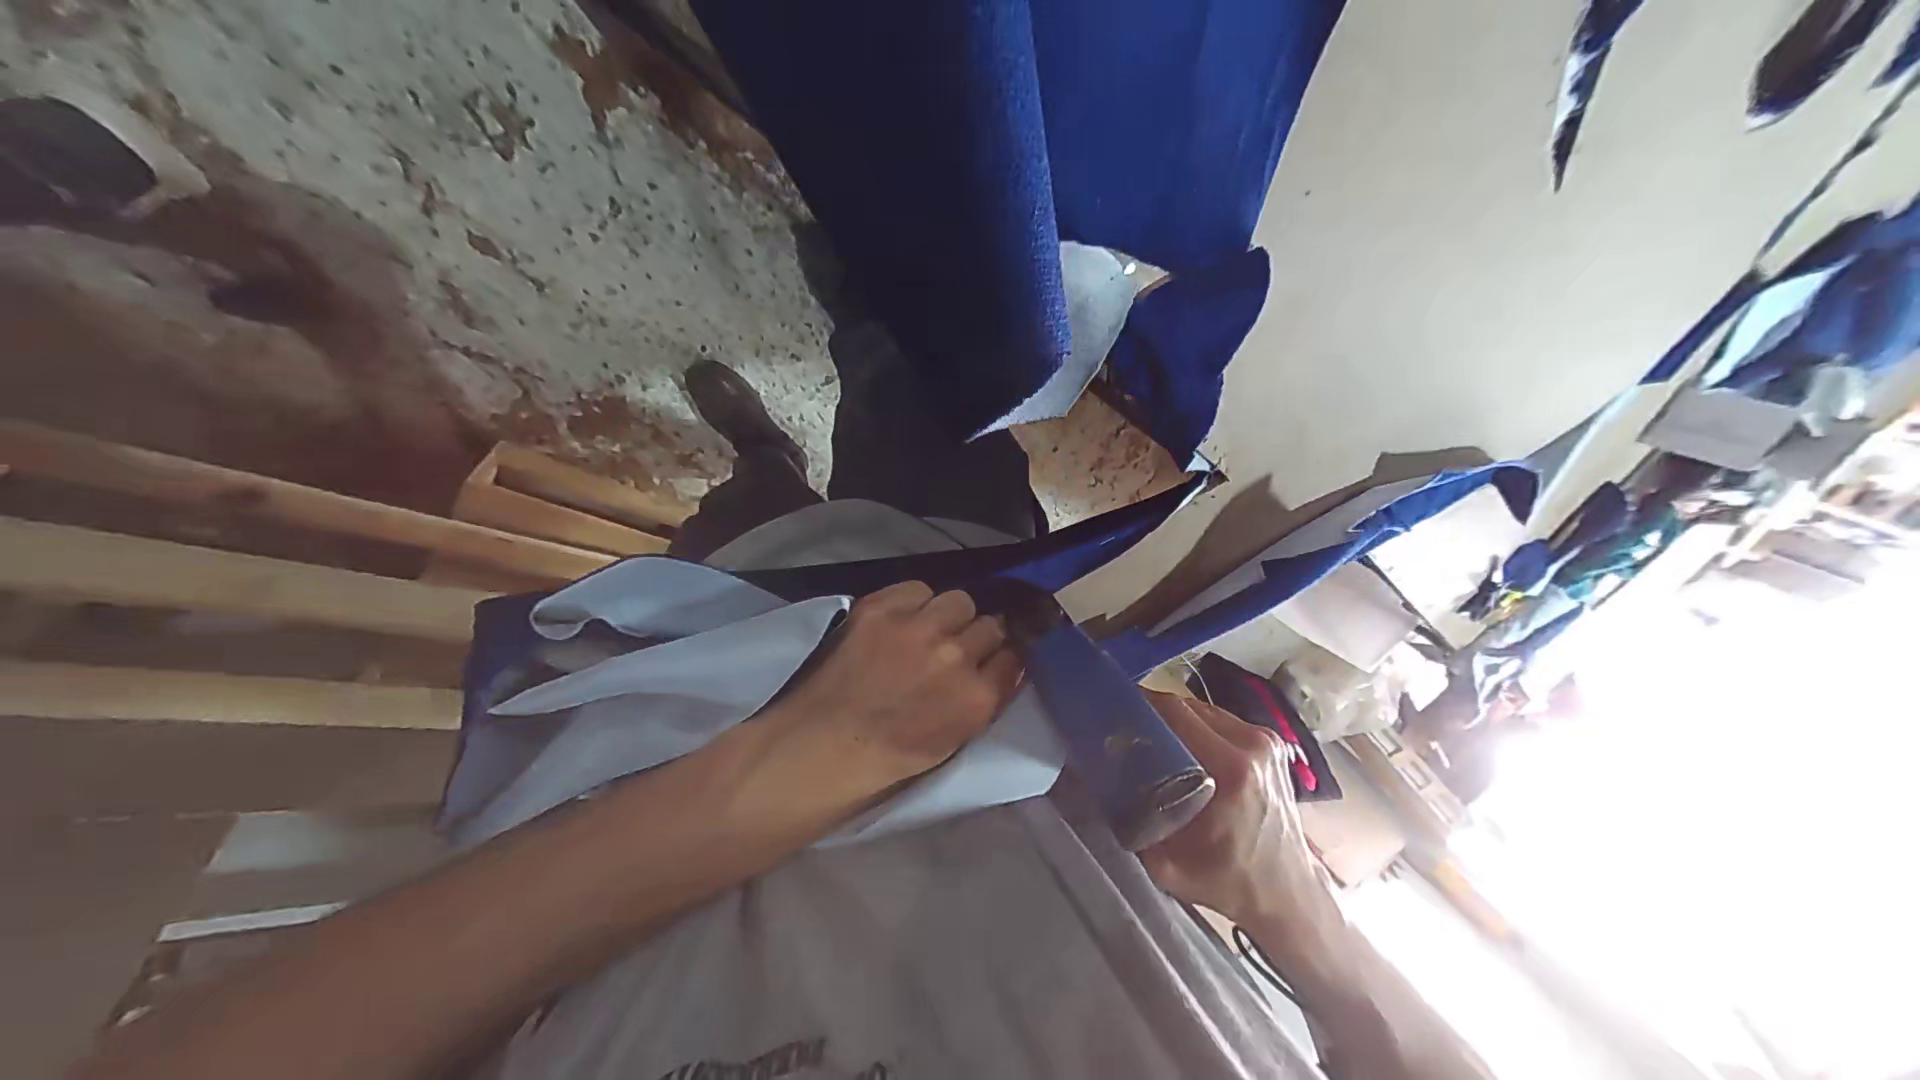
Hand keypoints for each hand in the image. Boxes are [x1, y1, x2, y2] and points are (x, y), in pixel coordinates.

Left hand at [770, 581, 1023, 790]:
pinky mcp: (881, 607)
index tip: (992, 658)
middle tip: (958, 648)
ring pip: (959, 600)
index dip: (1003, 657)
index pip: (1014, 657)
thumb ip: (983, 700)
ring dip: (951, 616)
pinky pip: (918, 588)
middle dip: (979, 636)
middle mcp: (956, 655)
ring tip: (930, 630)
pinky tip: (900, 620)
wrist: (820, 746)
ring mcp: (918, 627)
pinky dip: (914, 602)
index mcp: (978, 698)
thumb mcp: (954, 740)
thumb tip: (1000, 666)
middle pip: (991, 625)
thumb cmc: (887, 759)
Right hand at [1139, 691, 1345, 959]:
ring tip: (1153, 737)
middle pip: (1188, 706)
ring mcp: (1266, 742)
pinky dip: (1199, 728)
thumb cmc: (1225, 881)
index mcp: (1231, 769)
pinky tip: (1184, 746)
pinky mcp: (1272, 745)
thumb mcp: (1166, 864)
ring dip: (1177, 720)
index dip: (1140, 706)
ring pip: (1205, 710)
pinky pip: (1222, 721)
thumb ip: (1130, 823)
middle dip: (1154, 713)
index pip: (1174, 711)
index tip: (1115, 714)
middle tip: (1129, 729)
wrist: (1287, 894)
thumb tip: (1095, 784)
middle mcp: (1252, 745)